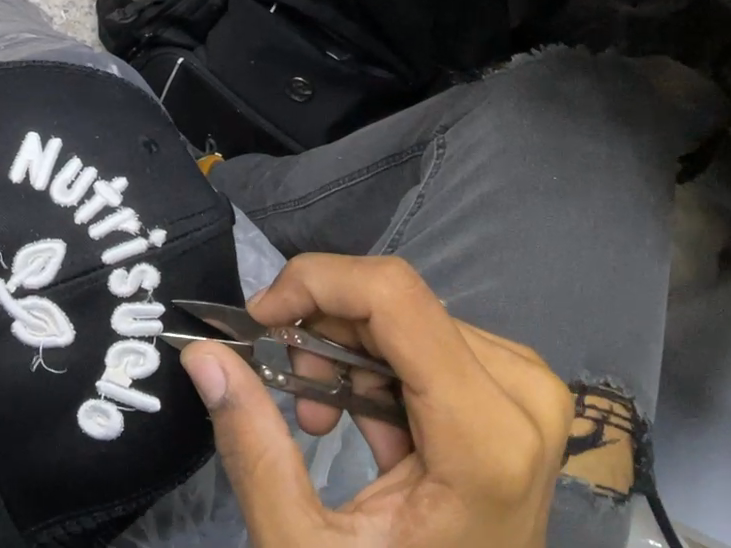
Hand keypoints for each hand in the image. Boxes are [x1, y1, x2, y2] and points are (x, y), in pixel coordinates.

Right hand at [179, 254, 571, 547]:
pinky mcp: (517, 396)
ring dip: (343, 354)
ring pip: (404, 316)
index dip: (313, 285)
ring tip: (319, 422)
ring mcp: (528, 392)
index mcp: (486, 439)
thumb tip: (202, 354)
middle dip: (321, 331)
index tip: (257, 320)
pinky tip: (360, 422)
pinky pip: (426, 340)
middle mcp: (523, 397)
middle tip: (286, 391)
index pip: (394, 296)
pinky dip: (375, 369)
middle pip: (394, 304)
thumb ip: (252, 447)